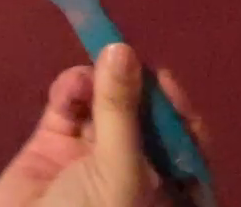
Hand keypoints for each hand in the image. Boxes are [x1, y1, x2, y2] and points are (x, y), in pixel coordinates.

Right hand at [0, 44, 204, 206]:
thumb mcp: (119, 174)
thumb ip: (121, 111)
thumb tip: (122, 48)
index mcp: (165, 198)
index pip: (187, 150)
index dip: (179, 113)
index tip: (162, 78)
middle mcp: (133, 176)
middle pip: (143, 120)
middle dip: (131, 88)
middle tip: (119, 56)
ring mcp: (91, 160)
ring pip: (103, 107)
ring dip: (97, 85)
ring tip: (86, 77)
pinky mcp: (53, 146)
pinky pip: (68, 107)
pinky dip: (69, 90)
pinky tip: (69, 87)